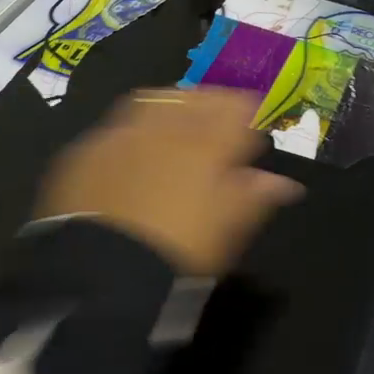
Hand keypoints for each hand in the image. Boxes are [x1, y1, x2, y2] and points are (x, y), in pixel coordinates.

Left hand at [37, 88, 302, 275]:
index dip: (251, 114)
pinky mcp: (89, 149)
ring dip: (175, 109)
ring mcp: (125, 131)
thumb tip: (285, 183)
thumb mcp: (229, 228)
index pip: (239, 106)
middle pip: (199, 97)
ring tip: (181, 131)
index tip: (255, 132)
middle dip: (214, 106)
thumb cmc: (179, 251)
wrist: (100, 276)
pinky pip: (119, 125)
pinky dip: (135, 131)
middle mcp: (168, 123)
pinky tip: (136, 151)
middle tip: (221, 129)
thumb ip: (258, 195)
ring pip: (159, 101)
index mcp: (210, 139)